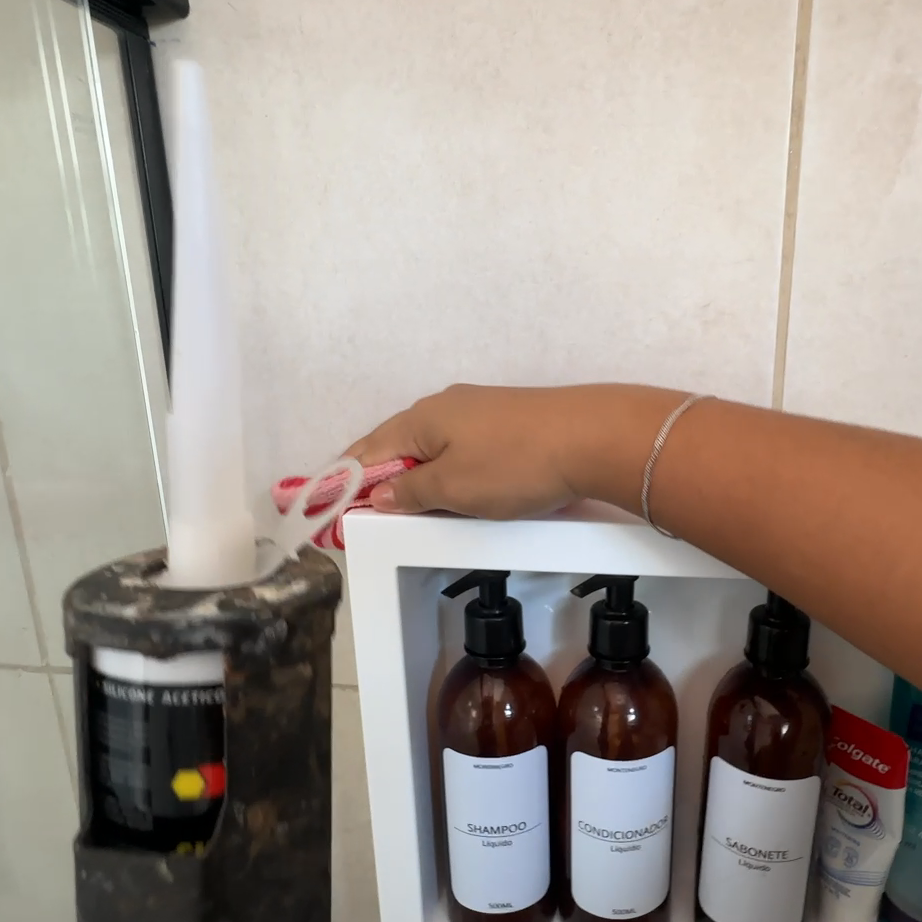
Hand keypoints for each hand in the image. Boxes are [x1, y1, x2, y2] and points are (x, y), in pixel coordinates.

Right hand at [343, 384, 683, 518]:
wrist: (593, 438)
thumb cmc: (514, 465)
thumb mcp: (452, 488)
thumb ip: (410, 492)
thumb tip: (377, 495)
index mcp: (421, 418)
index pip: (367, 450)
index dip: (345, 480)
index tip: (329, 506)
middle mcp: (446, 405)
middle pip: (400, 445)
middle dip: (382, 479)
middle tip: (369, 515)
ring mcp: (482, 410)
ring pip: (435, 446)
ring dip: (418, 476)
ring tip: (411, 508)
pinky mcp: (511, 421)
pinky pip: (464, 448)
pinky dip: (450, 470)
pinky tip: (458, 489)